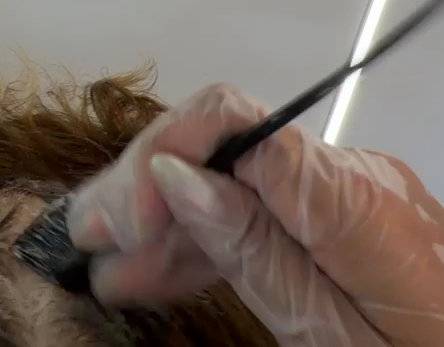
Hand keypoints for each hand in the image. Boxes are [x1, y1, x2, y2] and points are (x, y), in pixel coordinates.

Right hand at [67, 84, 443, 346]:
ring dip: (166, 222)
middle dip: (145, 188)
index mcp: (354, 199)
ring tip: (107, 265)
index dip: (164, 149)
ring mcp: (348, 202)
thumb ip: (258, 254)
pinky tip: (158, 270)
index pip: (234, 119)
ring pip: (230, 185)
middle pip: (220, 147)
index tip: (128, 219)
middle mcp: (349, 179)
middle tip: (89, 239)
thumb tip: (174, 173)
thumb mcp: (340, 339)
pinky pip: (262, 218)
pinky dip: (210, 243)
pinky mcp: (348, 228)